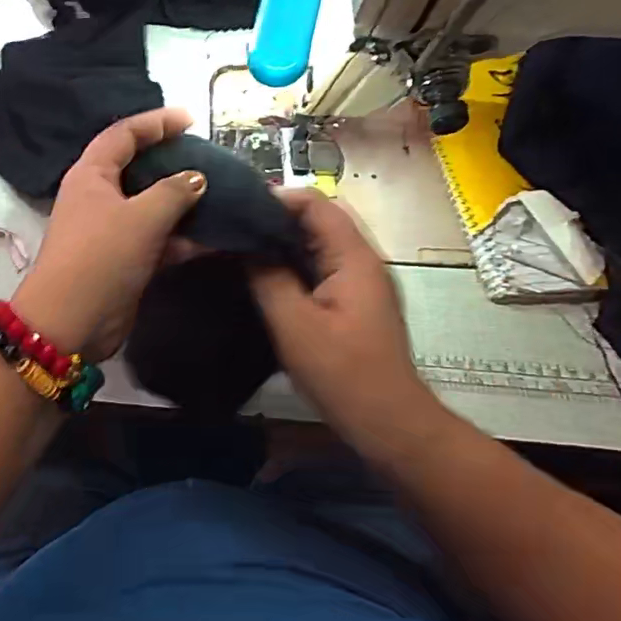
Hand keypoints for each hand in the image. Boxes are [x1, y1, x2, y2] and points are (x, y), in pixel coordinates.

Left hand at [11, 109, 207, 361]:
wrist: (72, 321)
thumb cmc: (101, 256)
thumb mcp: (142, 216)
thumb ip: (174, 191)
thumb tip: (196, 178)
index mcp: (92, 175)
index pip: (123, 134)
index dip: (155, 122)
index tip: (190, 119)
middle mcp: (100, 197)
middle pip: (139, 169)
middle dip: (173, 163)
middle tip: (207, 160)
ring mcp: (112, 230)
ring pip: (152, 207)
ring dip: (183, 204)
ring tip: (220, 197)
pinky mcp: (125, 260)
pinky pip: (158, 240)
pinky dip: (183, 239)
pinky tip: (215, 239)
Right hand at [248, 190, 445, 447]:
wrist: (387, 421)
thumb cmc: (341, 373)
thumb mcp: (294, 325)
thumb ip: (267, 278)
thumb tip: (246, 245)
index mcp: (353, 258)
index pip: (316, 203)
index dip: (276, 198)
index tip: (235, 210)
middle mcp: (363, 260)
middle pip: (319, 219)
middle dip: (275, 218)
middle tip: (232, 229)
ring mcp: (361, 281)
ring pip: (319, 244)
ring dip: (282, 242)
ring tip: (241, 249)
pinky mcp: (355, 301)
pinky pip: (321, 267)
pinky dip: (293, 264)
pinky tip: (265, 277)